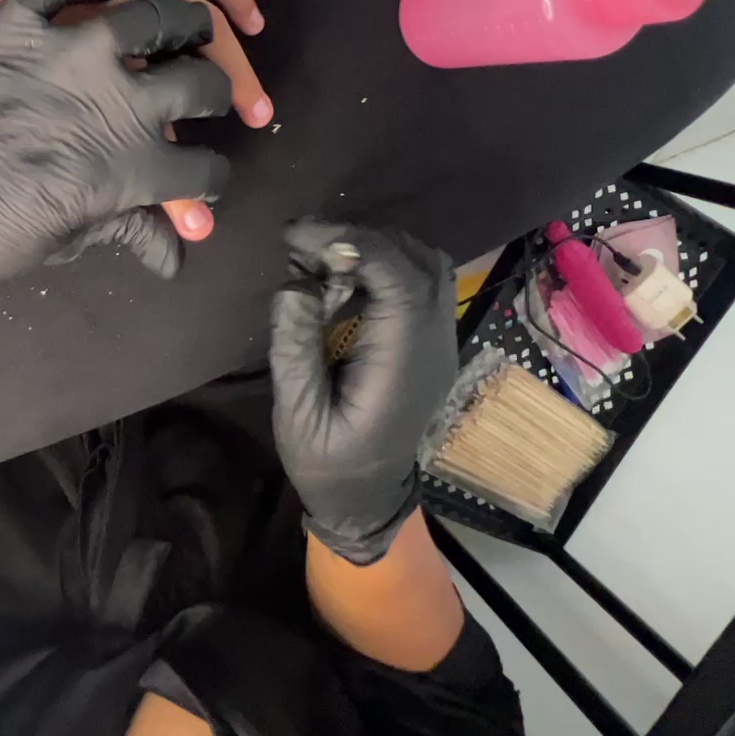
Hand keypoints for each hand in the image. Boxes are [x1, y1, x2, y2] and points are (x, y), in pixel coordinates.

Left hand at [0, 0, 232, 330]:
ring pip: (158, 13)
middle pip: (199, 82)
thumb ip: (124, 230)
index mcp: (126, 166)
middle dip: (221, 94)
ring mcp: (69, 47)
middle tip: (215, 96)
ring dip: (191, 21)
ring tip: (198, 27)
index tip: (205, 184)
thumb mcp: (60, 242)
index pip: (198, 171)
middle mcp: (114, 99)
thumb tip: (172, 255)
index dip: (209, 182)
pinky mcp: (21, 16)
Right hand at [268, 220, 456, 565]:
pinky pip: (421, 282)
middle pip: (418, 262)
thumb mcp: (296, 413)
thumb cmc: (326, 461)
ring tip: (320, 259)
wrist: (366, 499)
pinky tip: (343, 278)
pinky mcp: (431, 341)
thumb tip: (296, 281)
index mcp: (403, 367)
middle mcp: (434, 346)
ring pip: (426, 264)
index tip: (300, 236)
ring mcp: (439, 343)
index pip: (400, 281)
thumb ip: (294, 346)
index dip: (354, 244)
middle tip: (300, 245)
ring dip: (374, 248)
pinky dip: (383, 264)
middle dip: (358, 239)